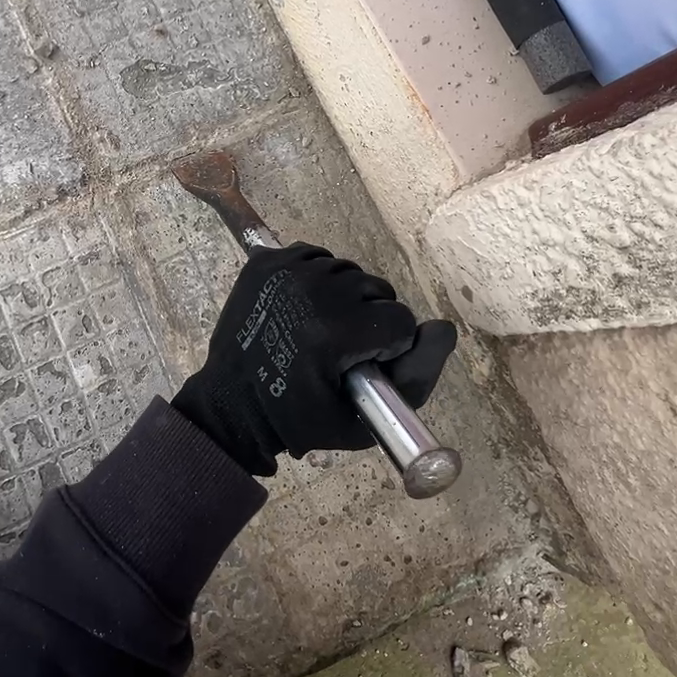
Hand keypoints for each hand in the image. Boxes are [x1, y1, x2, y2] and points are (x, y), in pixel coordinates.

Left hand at [170, 243, 456, 476]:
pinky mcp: (266, 261)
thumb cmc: (302, 419)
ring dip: (345, 297)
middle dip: (369, 319)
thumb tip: (444, 328)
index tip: (362, 366)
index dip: (390, 348)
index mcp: (335, 330)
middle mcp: (312, 290)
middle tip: (342, 348)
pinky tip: (307, 308)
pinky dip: (318, 278)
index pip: (400, 320)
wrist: (232, 403)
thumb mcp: (364, 419)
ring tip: (324, 328)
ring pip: (346, 271)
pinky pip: (315, 256)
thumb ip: (416, 378)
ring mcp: (286, 271)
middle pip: (375, 289)